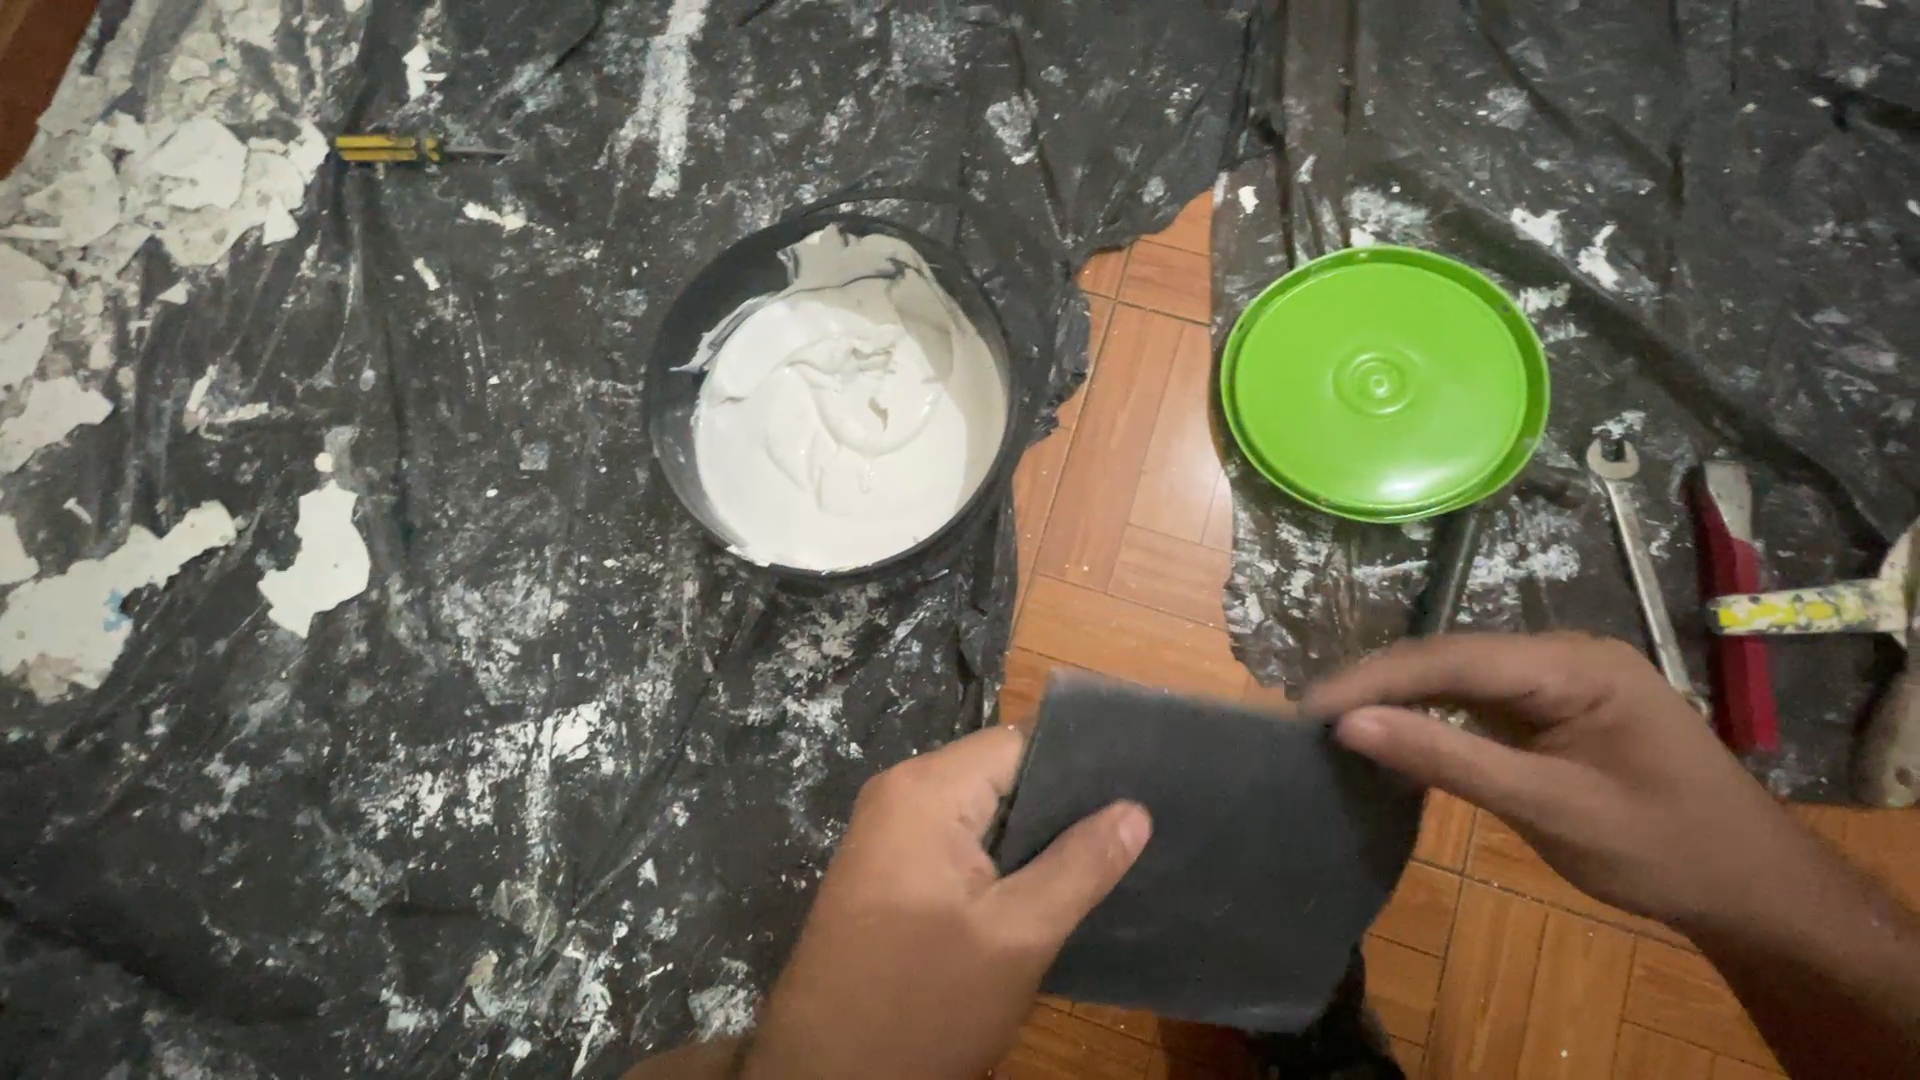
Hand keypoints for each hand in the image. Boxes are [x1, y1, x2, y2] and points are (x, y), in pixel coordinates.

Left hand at [741, 725, 1151, 1079]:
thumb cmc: (923, 1003)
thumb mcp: (1017, 937)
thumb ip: (1080, 865)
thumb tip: (1136, 810)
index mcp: (925, 790)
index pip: (1016, 746)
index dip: (1074, 767)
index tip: (1131, 792)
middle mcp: (900, 793)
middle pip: (997, 775)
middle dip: (1056, 806)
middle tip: (1124, 834)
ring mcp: (887, 831)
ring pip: (979, 811)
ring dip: (1028, 839)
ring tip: (1097, 861)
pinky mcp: (886, 868)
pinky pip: (955, 841)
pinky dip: (996, 860)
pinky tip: (1040, 888)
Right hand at [1305, 632, 1808, 931]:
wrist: (1756, 892)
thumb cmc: (1662, 849)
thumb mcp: (1549, 807)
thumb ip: (1446, 759)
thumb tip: (1349, 726)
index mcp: (1573, 665)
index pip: (1449, 658)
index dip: (1373, 679)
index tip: (1311, 708)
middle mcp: (1560, 655)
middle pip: (1445, 658)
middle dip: (1376, 685)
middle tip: (1309, 717)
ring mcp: (1555, 678)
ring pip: (1452, 675)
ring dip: (1394, 697)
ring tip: (1334, 721)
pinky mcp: (1548, 705)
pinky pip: (1471, 699)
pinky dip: (1425, 715)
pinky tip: (1388, 730)